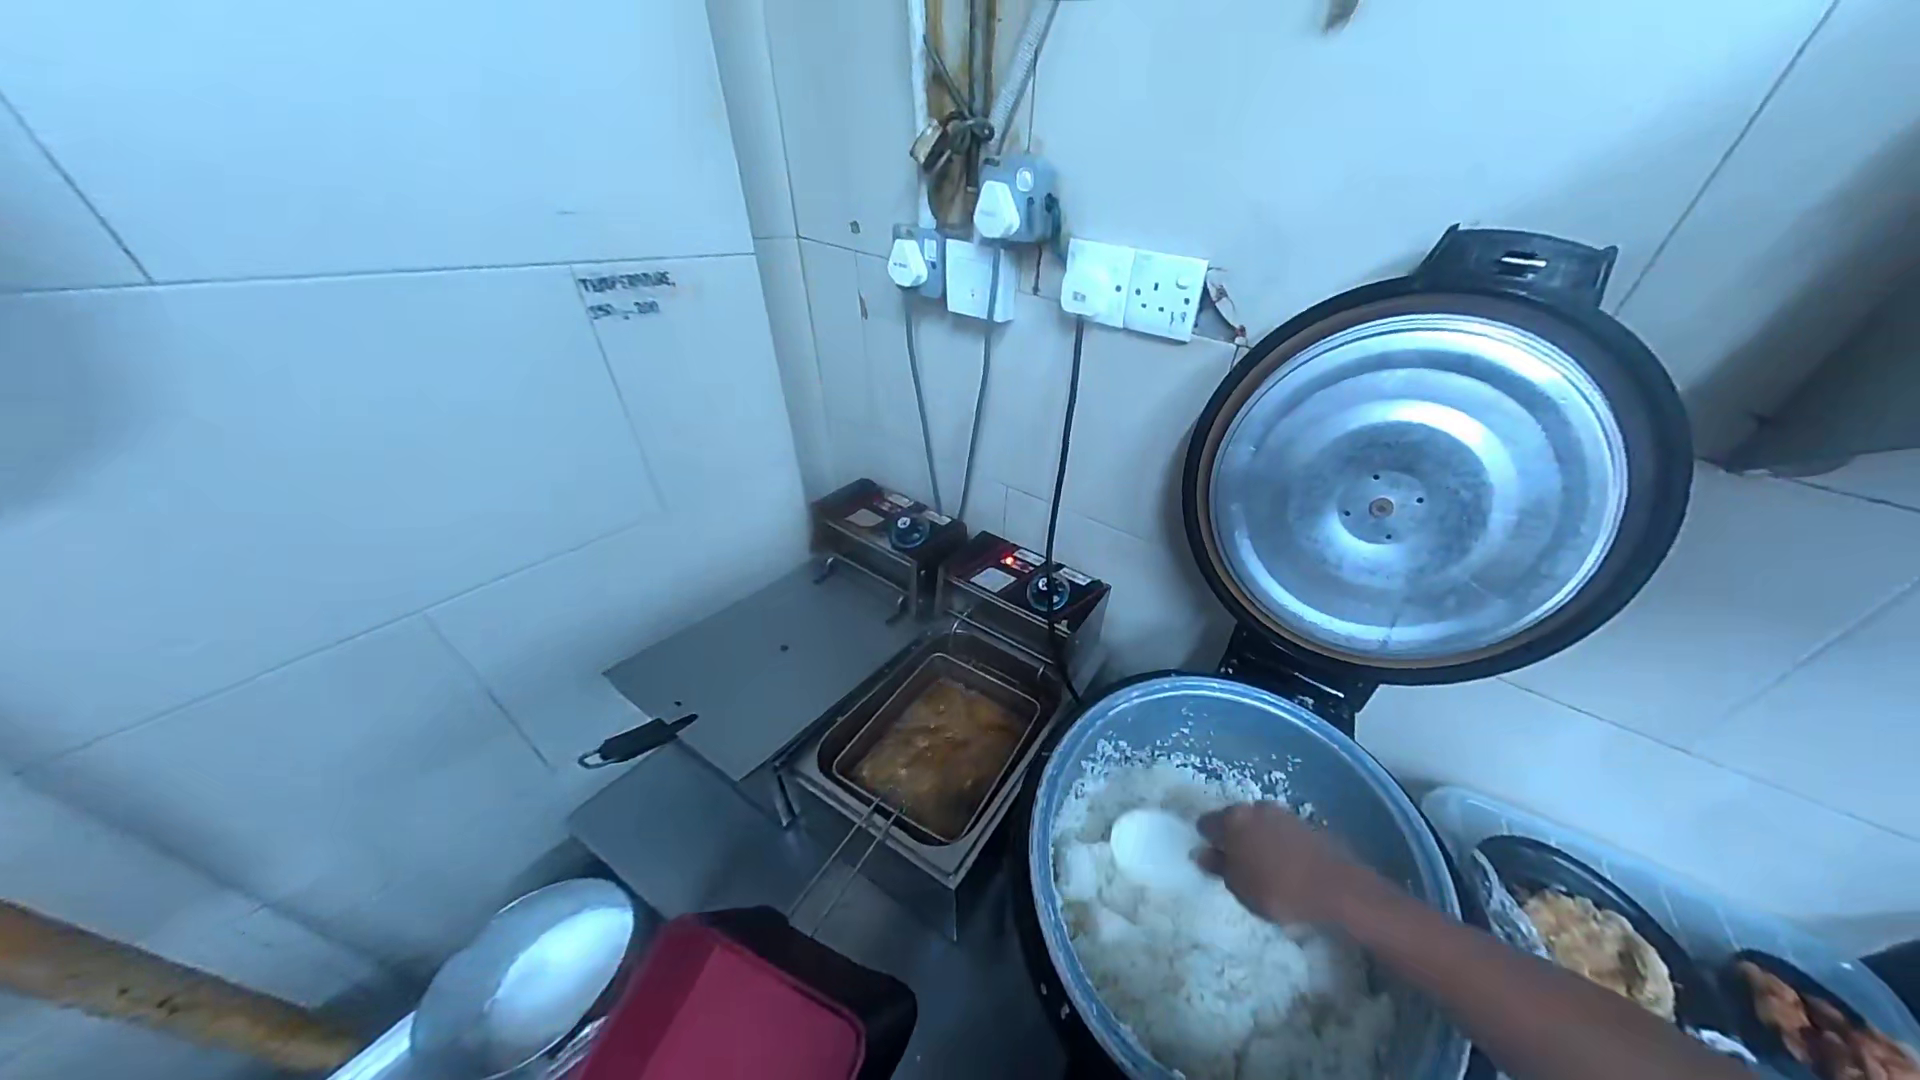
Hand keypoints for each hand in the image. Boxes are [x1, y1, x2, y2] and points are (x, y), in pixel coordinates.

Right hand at [1194, 801, 1384, 924]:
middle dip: (1232, 837)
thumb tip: (1201, 853)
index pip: (1206, 823)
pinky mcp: (1306, 823)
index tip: (1214, 860)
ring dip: (1257, 838)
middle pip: (1233, 819)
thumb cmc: (1279, 890)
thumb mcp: (1240, 887)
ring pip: (1258, 823)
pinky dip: (1278, 843)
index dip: (1207, 841)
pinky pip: (1281, 830)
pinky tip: (1287, 865)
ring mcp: (1282, 813)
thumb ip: (1218, 867)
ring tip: (1265, 866)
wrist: (1339, 888)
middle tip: (1238, 864)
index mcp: (1231, 819)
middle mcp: (1253, 808)